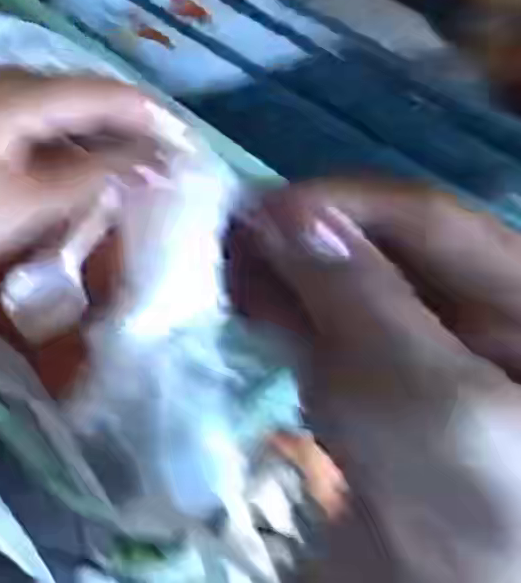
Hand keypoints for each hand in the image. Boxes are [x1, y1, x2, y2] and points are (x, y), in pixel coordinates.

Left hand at [0, 68, 172, 281]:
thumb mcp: (16, 208)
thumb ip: (90, 174)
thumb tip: (154, 154)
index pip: (98, 89)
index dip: (151, 119)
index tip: (190, 155)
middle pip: (59, 87)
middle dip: (108, 122)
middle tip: (147, 169)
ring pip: (22, 95)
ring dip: (63, 127)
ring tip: (97, 171)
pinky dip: (20, 128)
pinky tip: (30, 161)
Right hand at [230, 180, 520, 582]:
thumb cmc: (478, 500)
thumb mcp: (423, 393)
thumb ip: (356, 292)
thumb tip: (282, 206)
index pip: (430, 219)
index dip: (337, 205)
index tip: (249, 214)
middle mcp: (489, 315)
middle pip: (378, 239)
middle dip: (291, 233)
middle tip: (216, 241)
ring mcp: (429, 343)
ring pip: (336, 270)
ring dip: (271, 263)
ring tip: (216, 274)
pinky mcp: (377, 368)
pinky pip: (318, 309)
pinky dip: (271, 297)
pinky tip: (235, 302)